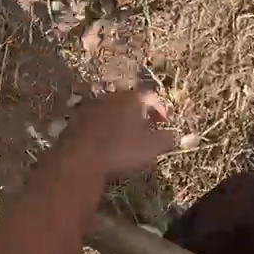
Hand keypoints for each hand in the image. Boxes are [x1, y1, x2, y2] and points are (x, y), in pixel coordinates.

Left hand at [55, 88, 177, 177]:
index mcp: (132, 99)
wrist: (79, 157)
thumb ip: (167, 140)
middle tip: (145, 129)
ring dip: (120, 120)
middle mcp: (111, 96)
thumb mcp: (150, 148)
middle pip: (130, 101)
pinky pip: (96, 119)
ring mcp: (92, 105)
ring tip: (125, 136)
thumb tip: (177, 136)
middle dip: (140, 113)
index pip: (151, 97)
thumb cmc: (120, 150)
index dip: (160, 110)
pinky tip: (105, 142)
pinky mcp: (77, 118)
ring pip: (112, 109)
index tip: (163, 123)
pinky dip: (104, 127)